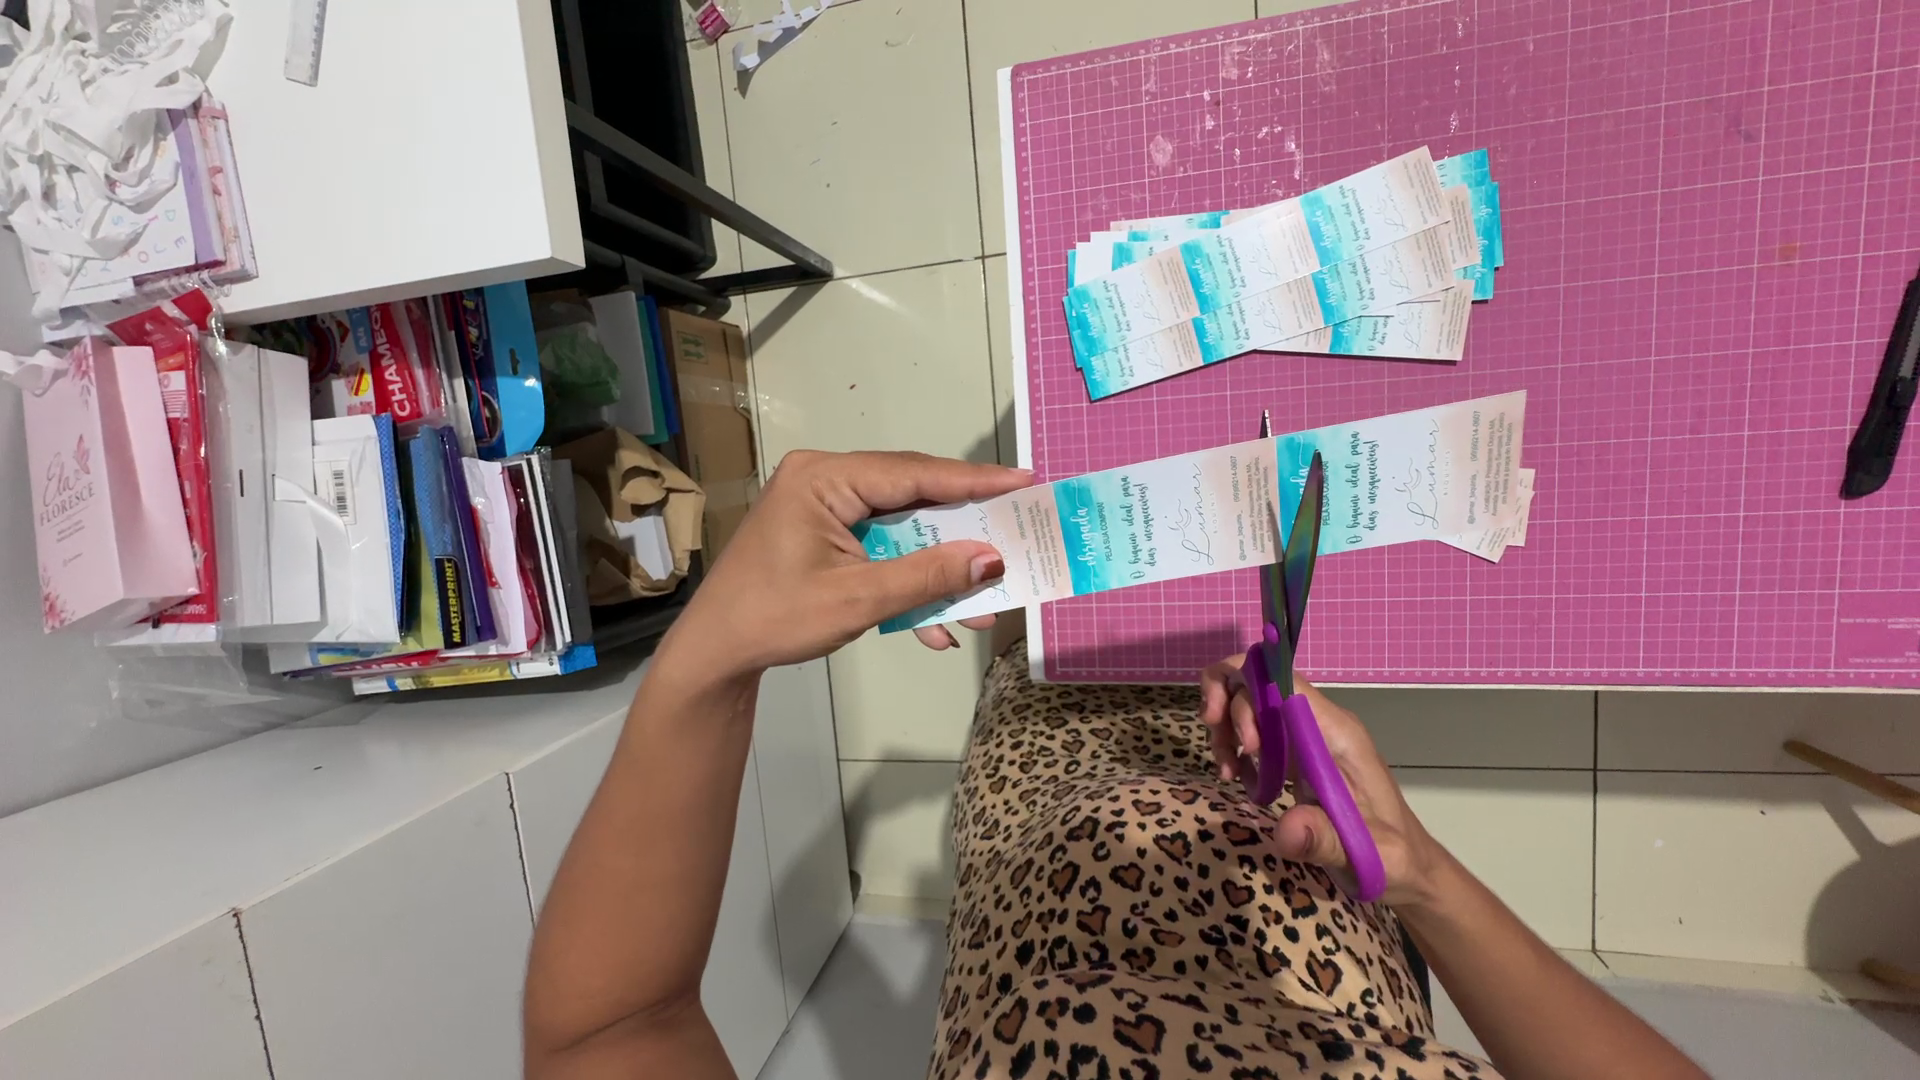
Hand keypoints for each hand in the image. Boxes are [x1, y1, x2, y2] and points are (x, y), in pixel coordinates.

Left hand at [658, 450, 1031, 681]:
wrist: (716, 653)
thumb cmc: (776, 618)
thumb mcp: (859, 598)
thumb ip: (927, 574)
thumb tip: (991, 558)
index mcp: (825, 478)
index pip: (913, 473)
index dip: (973, 481)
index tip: (1023, 481)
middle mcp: (826, 481)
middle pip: (912, 498)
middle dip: (962, 531)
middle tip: (1016, 533)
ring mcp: (826, 509)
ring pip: (902, 529)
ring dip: (938, 569)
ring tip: (981, 603)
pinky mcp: (827, 536)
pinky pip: (881, 550)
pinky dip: (907, 582)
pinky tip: (933, 627)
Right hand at [1198, 655, 1450, 907]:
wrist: (1408, 868)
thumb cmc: (1395, 858)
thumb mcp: (1368, 855)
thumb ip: (1326, 839)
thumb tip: (1285, 831)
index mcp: (1335, 732)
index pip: (1282, 680)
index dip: (1243, 684)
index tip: (1220, 722)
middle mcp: (1317, 724)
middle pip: (1257, 685)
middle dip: (1227, 710)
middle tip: (1224, 754)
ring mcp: (1304, 737)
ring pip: (1249, 705)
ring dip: (1226, 731)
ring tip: (1228, 772)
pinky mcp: (1294, 754)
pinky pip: (1254, 732)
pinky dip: (1235, 749)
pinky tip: (1239, 780)